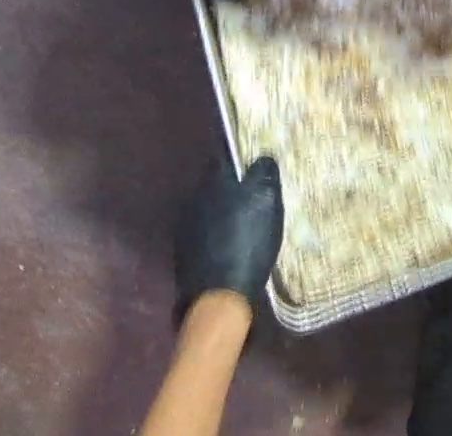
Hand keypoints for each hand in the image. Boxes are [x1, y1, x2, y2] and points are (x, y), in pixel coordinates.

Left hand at [175, 157, 282, 315]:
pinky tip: (230, 245)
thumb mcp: (267, 201)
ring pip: (208, 209)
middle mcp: (194, 198)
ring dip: (223, 212)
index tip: (253, 167)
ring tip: (243, 224)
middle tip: (252, 197)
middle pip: (215, 185)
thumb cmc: (248, 240)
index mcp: (213, 181)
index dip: (239, 161)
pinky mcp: (183, 252)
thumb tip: (262, 156)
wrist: (220, 294)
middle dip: (231, 188)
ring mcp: (185, 227)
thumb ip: (265, 173)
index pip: (224, 159)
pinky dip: (216, 234)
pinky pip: (203, 233)